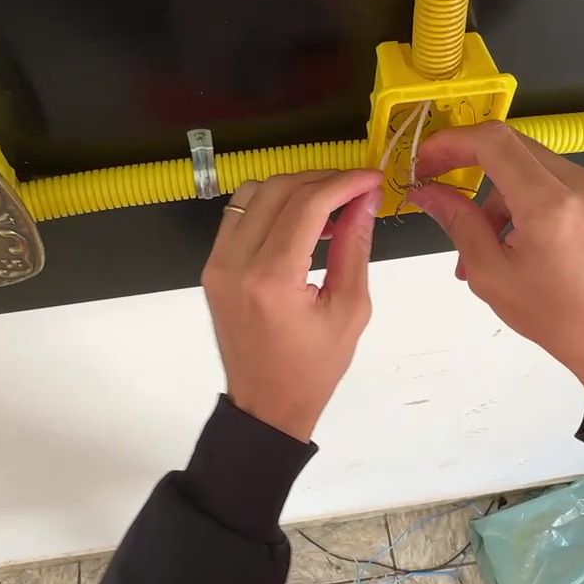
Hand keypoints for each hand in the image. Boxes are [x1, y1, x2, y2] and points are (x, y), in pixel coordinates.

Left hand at [203, 168, 382, 440]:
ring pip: (252, 193)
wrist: (265, 405)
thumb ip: (356, 247)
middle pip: (278, 189)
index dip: (344, 182)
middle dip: (321, 180)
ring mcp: (217, 264)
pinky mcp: (212, 267)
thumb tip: (366, 200)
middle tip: (355, 190)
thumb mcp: (350, 310)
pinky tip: (298, 222)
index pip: (307, 204)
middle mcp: (236, 264)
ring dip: (293, 188)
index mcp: (272, 280)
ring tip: (328, 207)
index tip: (372, 178)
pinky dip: (269, 205)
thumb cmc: (313, 369)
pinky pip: (238, 214)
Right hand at [409, 123, 583, 422]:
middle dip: (467, 159)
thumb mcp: (491, 274)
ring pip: (528, 162)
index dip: (451, 142)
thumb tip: (427, 192)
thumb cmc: (555, 317)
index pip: (493, 142)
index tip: (425, 159)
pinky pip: (550, 179)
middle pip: (510, 144)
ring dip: (493, 188)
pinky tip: (510, 236)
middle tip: (436, 183)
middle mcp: (579, 184)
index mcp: (549, 204)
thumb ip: (458, 222)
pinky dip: (520, 196)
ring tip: (479, 238)